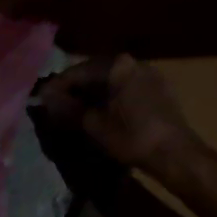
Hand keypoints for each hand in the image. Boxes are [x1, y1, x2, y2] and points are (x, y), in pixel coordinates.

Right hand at [31, 55, 198, 171]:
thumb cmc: (132, 138)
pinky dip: (110, 97)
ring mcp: (149, 74)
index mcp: (117, 65)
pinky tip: (102, 112)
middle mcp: (133, 62)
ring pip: (111, 80)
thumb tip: (45, 97)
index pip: (77, 72)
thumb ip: (68, 108)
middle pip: (94, 72)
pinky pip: (126, 87)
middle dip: (75, 89)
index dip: (57, 87)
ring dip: (92, 93)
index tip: (41, 99)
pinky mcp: (159, 89)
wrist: (176, 154)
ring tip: (77, 110)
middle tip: (57, 105)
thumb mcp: (94, 125)